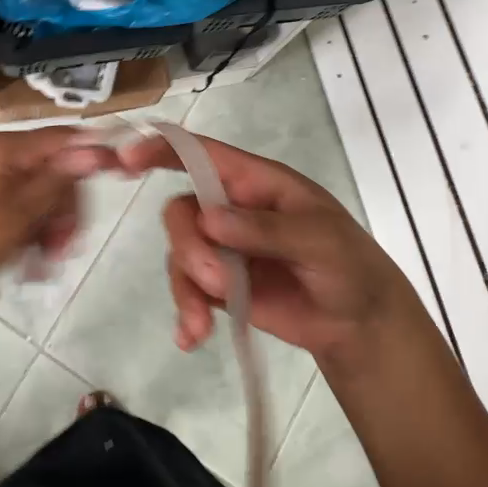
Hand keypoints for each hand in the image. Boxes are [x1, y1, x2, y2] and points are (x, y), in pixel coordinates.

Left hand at [0, 128, 116, 325]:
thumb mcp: (22, 214)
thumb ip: (59, 179)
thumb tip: (97, 147)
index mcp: (7, 149)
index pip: (66, 137)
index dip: (96, 152)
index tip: (124, 173)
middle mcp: (3, 155)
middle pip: (59, 169)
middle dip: (68, 207)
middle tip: (66, 245)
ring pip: (47, 193)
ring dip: (54, 225)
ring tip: (47, 260)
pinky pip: (28, 206)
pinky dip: (37, 230)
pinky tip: (35, 258)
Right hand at [120, 133, 408, 364]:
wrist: (359, 326)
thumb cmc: (350, 266)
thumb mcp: (321, 240)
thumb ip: (267, 229)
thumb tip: (210, 219)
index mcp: (255, 182)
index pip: (202, 154)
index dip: (163, 149)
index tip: (128, 159)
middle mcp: (231, 209)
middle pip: (182, 212)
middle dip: (188, 247)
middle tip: (214, 281)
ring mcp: (222, 249)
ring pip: (180, 253)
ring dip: (186, 287)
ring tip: (204, 324)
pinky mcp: (219, 286)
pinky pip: (187, 289)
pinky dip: (185, 311)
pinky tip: (192, 338)